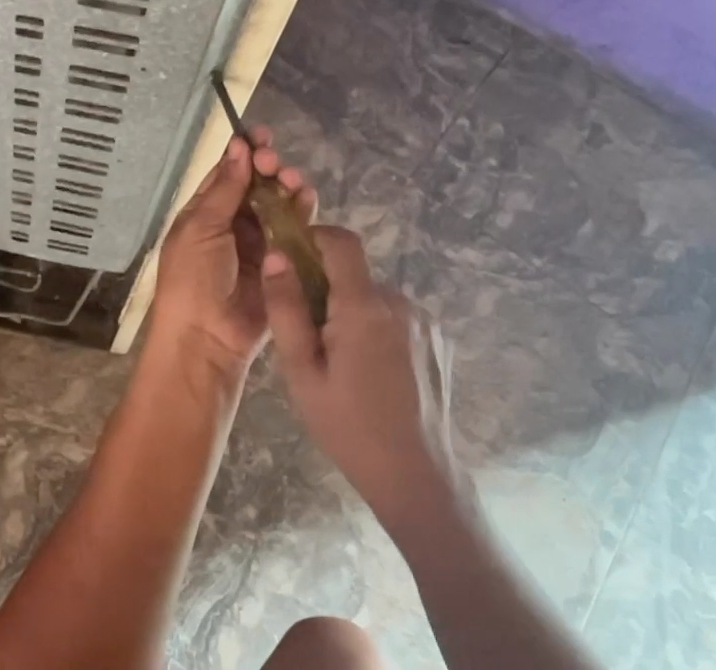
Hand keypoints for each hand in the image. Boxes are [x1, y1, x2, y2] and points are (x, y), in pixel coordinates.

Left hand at [151, 127, 314, 372]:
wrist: (207, 337)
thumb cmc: (193, 279)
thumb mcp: (200, 229)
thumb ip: (224, 189)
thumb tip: (239, 147)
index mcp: (203, 213)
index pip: (227, 173)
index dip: (244, 152)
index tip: (261, 134)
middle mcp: (231, 224)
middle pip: (257, 186)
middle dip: (269, 169)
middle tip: (276, 164)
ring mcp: (257, 244)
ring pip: (278, 206)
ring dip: (287, 189)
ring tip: (294, 182)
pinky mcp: (280, 263)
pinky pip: (294, 233)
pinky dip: (302, 214)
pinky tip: (307, 201)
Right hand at [263, 227, 454, 524]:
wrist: (417, 476)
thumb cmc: (347, 426)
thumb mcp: (300, 371)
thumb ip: (286, 308)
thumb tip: (276, 256)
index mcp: (364, 307)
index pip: (342, 241)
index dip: (314, 238)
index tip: (292, 259)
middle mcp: (401, 303)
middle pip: (354, 276)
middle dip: (327, 293)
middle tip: (310, 342)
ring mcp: (425, 322)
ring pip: (374, 299)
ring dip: (353, 315)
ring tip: (343, 366)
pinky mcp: (439, 340)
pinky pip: (397, 318)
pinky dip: (378, 331)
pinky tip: (374, 375)